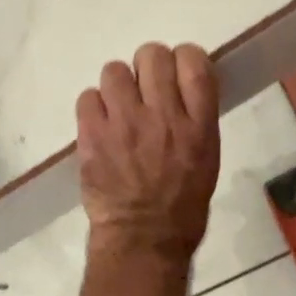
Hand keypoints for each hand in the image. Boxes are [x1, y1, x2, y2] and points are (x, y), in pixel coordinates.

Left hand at [75, 43, 220, 264]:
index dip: (185, 59)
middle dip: (149, 68)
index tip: (179, 74)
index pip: (194, 61)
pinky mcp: (92, 135)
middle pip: (152, 55)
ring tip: (120, 111)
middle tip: (146, 91)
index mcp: (199, 127)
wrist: (143, 239)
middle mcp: (164, 117)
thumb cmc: (183, 208)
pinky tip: (102, 128)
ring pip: (115, 70)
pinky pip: (88, 96)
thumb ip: (196, 121)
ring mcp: (125, 123)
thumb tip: (182, 93)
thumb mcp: (207, 161)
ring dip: (118, 86)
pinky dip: (94, 108)